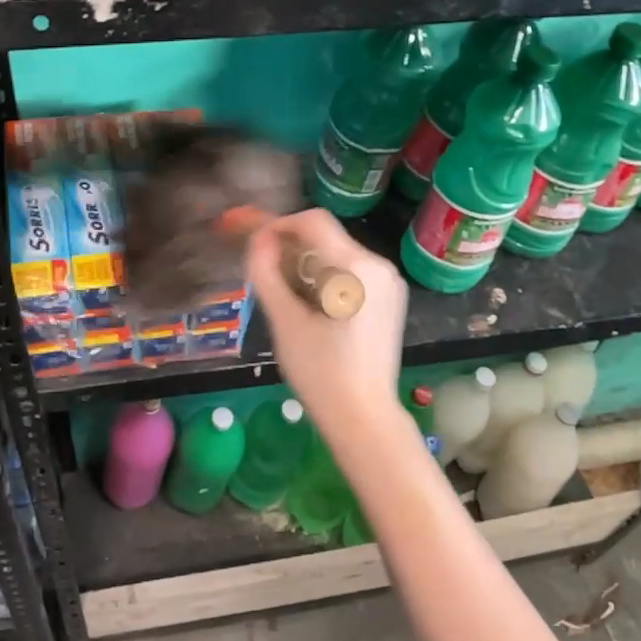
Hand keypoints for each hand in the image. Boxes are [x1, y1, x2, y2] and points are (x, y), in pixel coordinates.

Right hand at [246, 210, 408, 432]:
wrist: (364, 418)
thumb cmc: (321, 374)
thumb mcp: (286, 322)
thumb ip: (267, 274)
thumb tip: (258, 240)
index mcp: (356, 268)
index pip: (312, 222)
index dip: (277, 225)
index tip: (250, 241)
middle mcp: (379, 265)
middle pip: (325, 237)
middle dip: (289, 246)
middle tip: (258, 266)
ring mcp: (389, 282)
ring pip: (336, 255)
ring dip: (305, 263)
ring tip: (280, 290)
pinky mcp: (389, 299)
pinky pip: (351, 273)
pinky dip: (324, 277)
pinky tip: (307, 303)